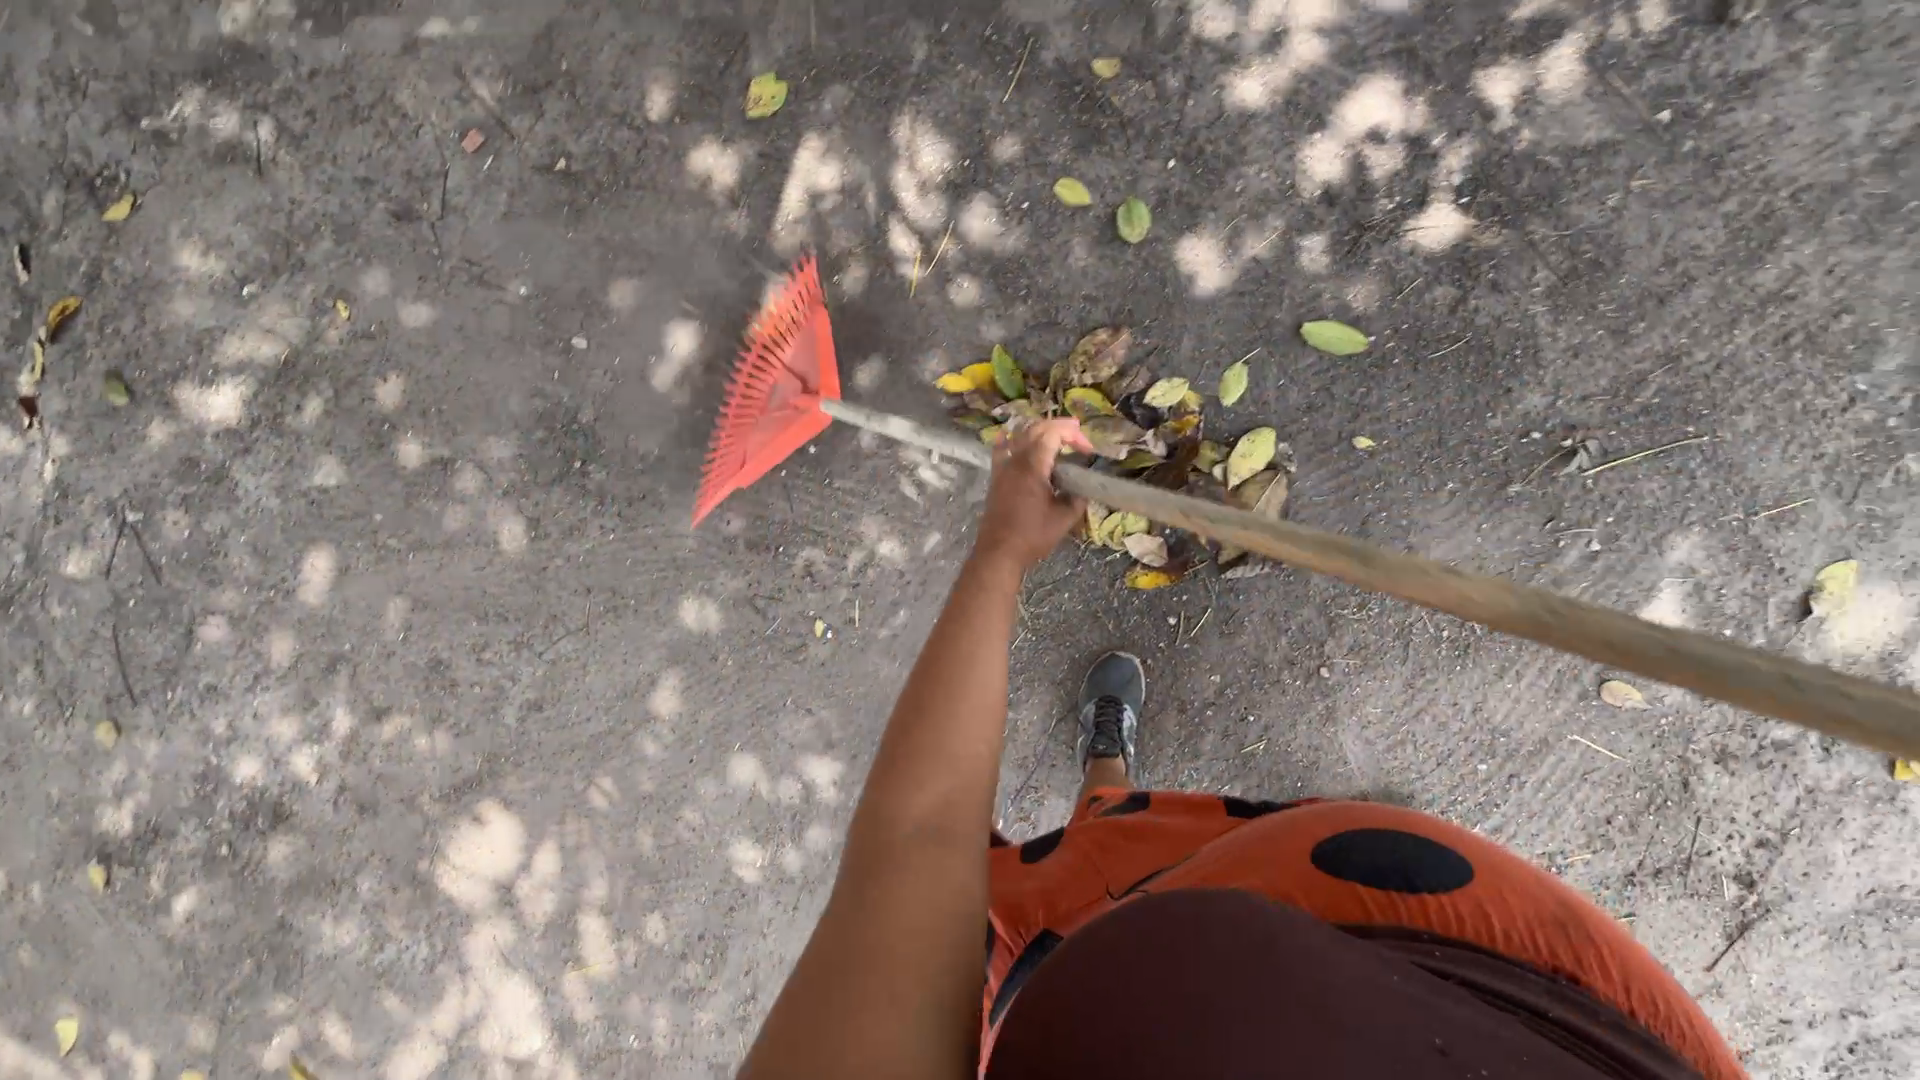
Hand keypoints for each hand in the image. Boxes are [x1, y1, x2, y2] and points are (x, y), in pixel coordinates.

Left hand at [972, 417, 1091, 574]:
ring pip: (1018, 437)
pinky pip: (1000, 451)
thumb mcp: (1064, 519)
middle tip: (1077, 434)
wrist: (999, 552)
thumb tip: (1083, 489)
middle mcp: (1015, 460)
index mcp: (1033, 466)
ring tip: (1054, 436)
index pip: (1052, 433)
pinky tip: (1008, 436)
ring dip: (1038, 431)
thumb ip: (1077, 498)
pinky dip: (1008, 440)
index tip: (1087, 450)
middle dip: (1058, 427)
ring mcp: (1002, 468)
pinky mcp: (996, 479)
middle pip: (1035, 429)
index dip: (1072, 434)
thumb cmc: (1032, 536)